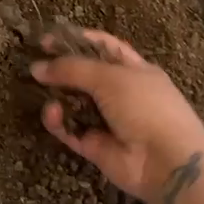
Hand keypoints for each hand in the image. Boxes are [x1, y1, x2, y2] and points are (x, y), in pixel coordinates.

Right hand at [31, 29, 203, 203]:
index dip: (77, 40)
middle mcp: (121, 94)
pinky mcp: (96, 146)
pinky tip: (52, 113)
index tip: (48, 40)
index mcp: (134, 70)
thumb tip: (37, 67)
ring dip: (57, 97)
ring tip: (40, 89)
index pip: (103, 47)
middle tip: (34, 66)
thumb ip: (72, 68)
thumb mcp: (109, 77)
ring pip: (74, 104)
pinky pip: (71, 130)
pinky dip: (59, 122)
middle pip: (84, 76)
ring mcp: (108, 121)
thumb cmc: (146, 107)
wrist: (168, 163)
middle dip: (60, 70)